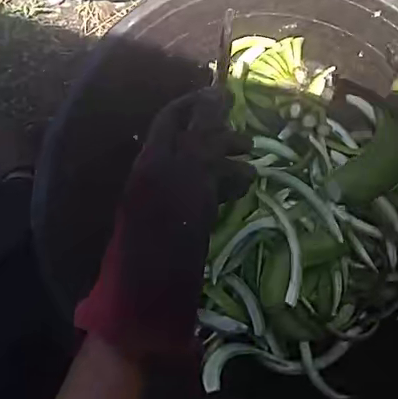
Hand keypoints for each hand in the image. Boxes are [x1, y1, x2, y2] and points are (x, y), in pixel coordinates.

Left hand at [73, 88, 249, 361]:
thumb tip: (218, 93)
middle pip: (189, 141)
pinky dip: (220, 190)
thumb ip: (204, 135)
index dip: (200, 103)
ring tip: (251, 175)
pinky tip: (238, 196)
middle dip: (220, 138)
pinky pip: (199, 194)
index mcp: (153, 159)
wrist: (147, 305)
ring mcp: (164, 201)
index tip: (233, 99)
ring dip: (225, 166)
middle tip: (250, 145)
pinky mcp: (175, 224)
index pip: (174, 116)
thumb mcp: (192, 177)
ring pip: (198, 168)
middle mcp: (155, 175)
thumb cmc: (170, 235)